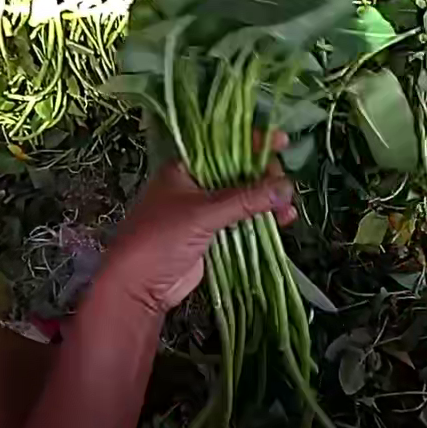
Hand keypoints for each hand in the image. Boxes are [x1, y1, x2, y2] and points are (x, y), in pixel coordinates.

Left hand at [98, 148, 296, 317]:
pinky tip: (282, 221)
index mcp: (186, 167)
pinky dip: (262, 220)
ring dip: (267, 201)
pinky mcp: (213, 234)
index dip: (253, 142)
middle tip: (283, 188)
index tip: (281, 142)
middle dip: (265, 178)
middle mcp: (197, 184)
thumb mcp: (203, 213)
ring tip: (288, 210)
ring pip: (244, 198)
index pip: (225, 145)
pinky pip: (243, 220)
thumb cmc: (161, 238)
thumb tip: (287, 187)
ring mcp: (205, 210)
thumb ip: (246, 199)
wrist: (138, 285)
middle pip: (239, 172)